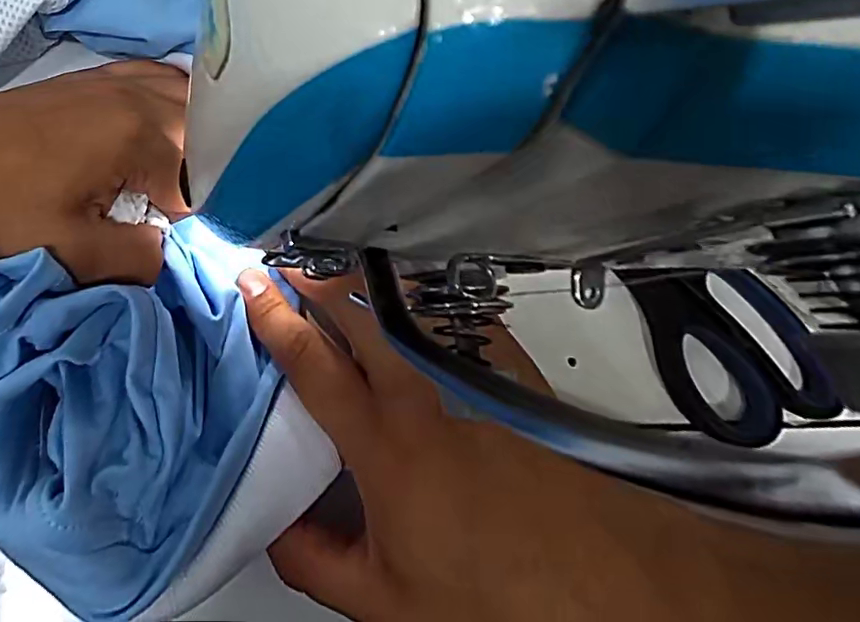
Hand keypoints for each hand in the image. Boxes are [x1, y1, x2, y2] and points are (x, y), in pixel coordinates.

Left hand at [0, 60, 191, 284]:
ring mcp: (116, 78)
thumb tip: (167, 252)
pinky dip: (172, 102)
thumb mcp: (69, 252)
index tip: (176, 238)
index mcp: (140, 134)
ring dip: (195, 136)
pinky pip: (155, 78)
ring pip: (187, 99)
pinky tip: (160, 127)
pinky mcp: (94, 75)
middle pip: (206, 130)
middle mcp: (139, 95)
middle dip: (205, 172)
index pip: (205, 178)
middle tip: (178, 211)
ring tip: (178, 174)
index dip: (199, 216)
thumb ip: (137, 258)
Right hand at [234, 268, 716, 621]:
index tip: (250, 284)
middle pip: (355, 313)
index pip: (313, 362)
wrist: (609, 583)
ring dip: (359, 290)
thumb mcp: (388, 601)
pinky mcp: (504, 373)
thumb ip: (317, 561)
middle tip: (285, 270)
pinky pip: (447, 321)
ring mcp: (466, 376)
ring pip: (399, 311)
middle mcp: (421, 393)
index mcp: (383, 441)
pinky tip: (403, 305)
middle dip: (313, 283)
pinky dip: (414, 304)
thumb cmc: (499, 592)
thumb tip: (273, 530)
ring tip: (331, 280)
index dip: (273, 318)